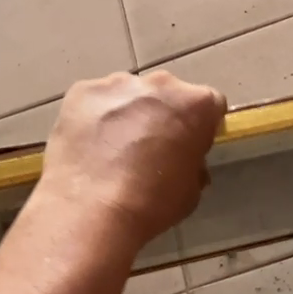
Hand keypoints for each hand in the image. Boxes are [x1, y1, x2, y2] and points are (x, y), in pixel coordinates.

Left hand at [36, 71, 226, 247]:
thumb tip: (184, 161)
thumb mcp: (191, 191)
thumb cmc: (152, 204)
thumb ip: (193, 163)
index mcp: (196, 104)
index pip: (209, 104)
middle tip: (149, 147)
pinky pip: (94, 101)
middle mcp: (161, 83)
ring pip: (128, 94)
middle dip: (162, 114)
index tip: (189, 144)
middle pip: (167, 93)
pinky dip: (94, 117)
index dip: (200, 125)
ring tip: (111, 149)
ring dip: (127, 113)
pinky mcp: (82, 90)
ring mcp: (118, 83)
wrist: (92, 210)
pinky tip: (88, 145)